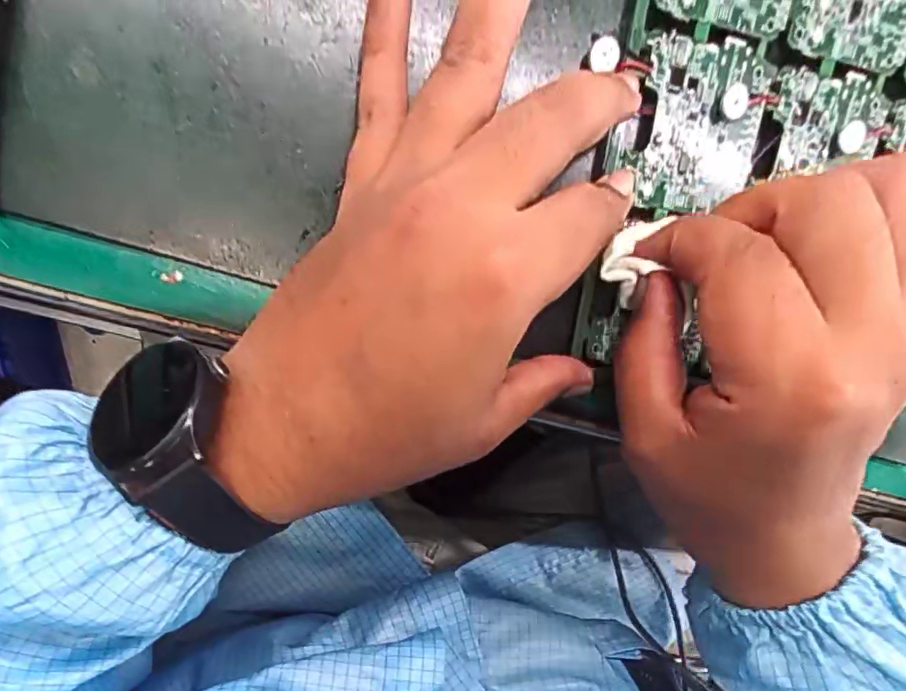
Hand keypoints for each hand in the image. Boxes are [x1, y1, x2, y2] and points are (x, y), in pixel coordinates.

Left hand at [207, 0, 641, 522]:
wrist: (284, 425)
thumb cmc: (380, 434)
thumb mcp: (479, 425)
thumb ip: (536, 384)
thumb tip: (572, 371)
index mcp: (507, 275)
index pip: (592, 214)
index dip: (616, 217)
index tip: (617, 222)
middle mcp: (461, 210)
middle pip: (553, 119)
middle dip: (601, 101)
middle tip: (621, 95)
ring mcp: (404, 189)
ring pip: (467, 73)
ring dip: (501, 11)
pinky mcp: (358, 192)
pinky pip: (376, 99)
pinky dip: (383, 37)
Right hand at [616, 155, 905, 608]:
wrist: (783, 540)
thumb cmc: (707, 499)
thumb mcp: (646, 435)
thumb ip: (642, 347)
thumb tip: (656, 274)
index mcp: (789, 381)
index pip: (743, 259)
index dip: (684, 239)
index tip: (650, 255)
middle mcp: (866, 344)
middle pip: (828, 204)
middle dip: (750, 207)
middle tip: (709, 251)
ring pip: (899, 188)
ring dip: (819, 196)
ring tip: (767, 242)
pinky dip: (881, 211)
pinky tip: (824, 250)